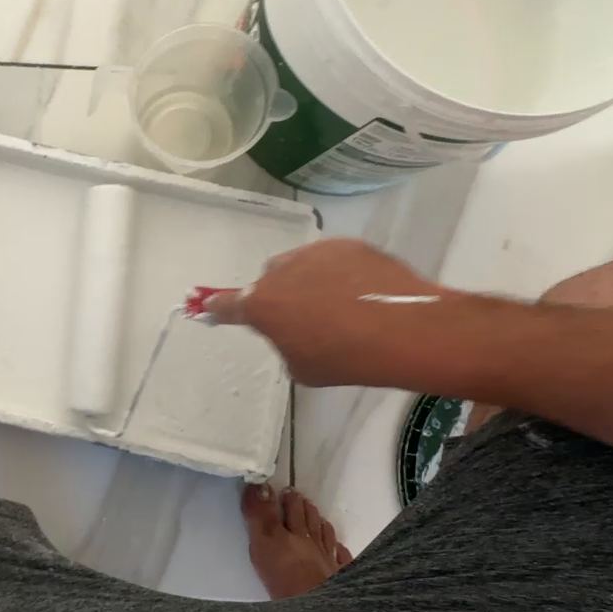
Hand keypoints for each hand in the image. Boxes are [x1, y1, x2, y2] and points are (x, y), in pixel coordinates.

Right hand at [205, 238, 454, 386]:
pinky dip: (339, 273)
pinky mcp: (346, 244)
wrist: (404, 330)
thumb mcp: (302, 367)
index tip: (208, 306)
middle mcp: (280, 272)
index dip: (217, 307)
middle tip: (306, 319)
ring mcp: (313, 253)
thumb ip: (285, 343)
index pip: (227, 304)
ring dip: (308, 281)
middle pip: (269, 281)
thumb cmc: (346, 359)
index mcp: (261, 306)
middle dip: (280, 295)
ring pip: (299, 266)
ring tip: (341, 306)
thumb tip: (293, 330)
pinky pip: (332, 258)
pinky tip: (362, 293)